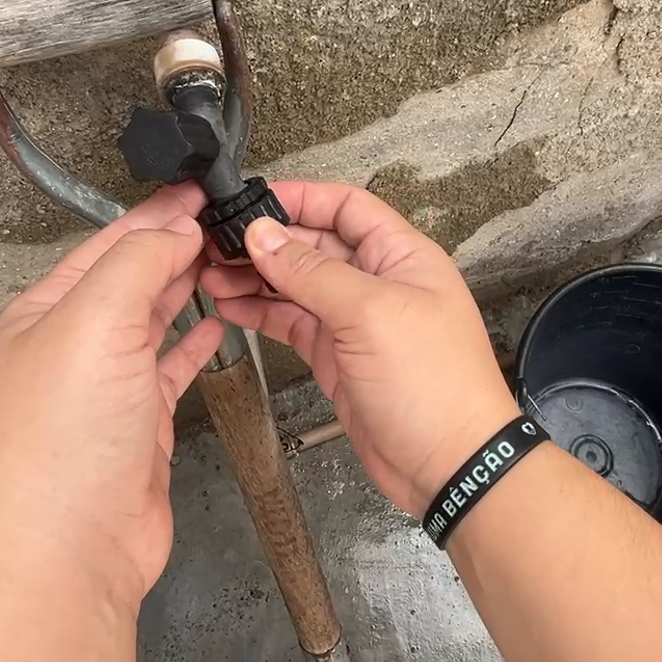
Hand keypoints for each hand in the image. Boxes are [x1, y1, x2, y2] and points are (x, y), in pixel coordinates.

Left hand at [0, 185, 224, 612]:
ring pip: (152, 319)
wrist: (67, 553)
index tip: (201, 189)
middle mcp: (72, 345)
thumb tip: (175, 230)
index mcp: (46, 312)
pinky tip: (214, 322)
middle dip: (176, 244)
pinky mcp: (138, 423)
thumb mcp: (94, 325)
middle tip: (225, 219)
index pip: (109, 244)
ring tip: (226, 260)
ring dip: (186, 287)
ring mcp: (106, 387)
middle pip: (131, 277)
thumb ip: (137, 264)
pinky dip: (193, 340)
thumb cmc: (62, 442)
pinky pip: (170, 366)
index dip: (158, 213)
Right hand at [199, 182, 518, 516]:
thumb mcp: (370, 314)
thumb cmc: (434, 384)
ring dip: (257, 277)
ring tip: (212, 275)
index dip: (301, 198)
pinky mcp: (338, 355)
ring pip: (299, 284)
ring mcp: (357, 320)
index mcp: (401, 256)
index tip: (254, 200)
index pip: (347, 207)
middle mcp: (379, 282)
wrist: (448, 463)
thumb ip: (313, 271)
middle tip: (219, 243)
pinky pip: (294, 322)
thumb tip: (266, 235)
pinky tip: (231, 307)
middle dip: (269, 241)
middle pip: (316, 244)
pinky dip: (263, 312)